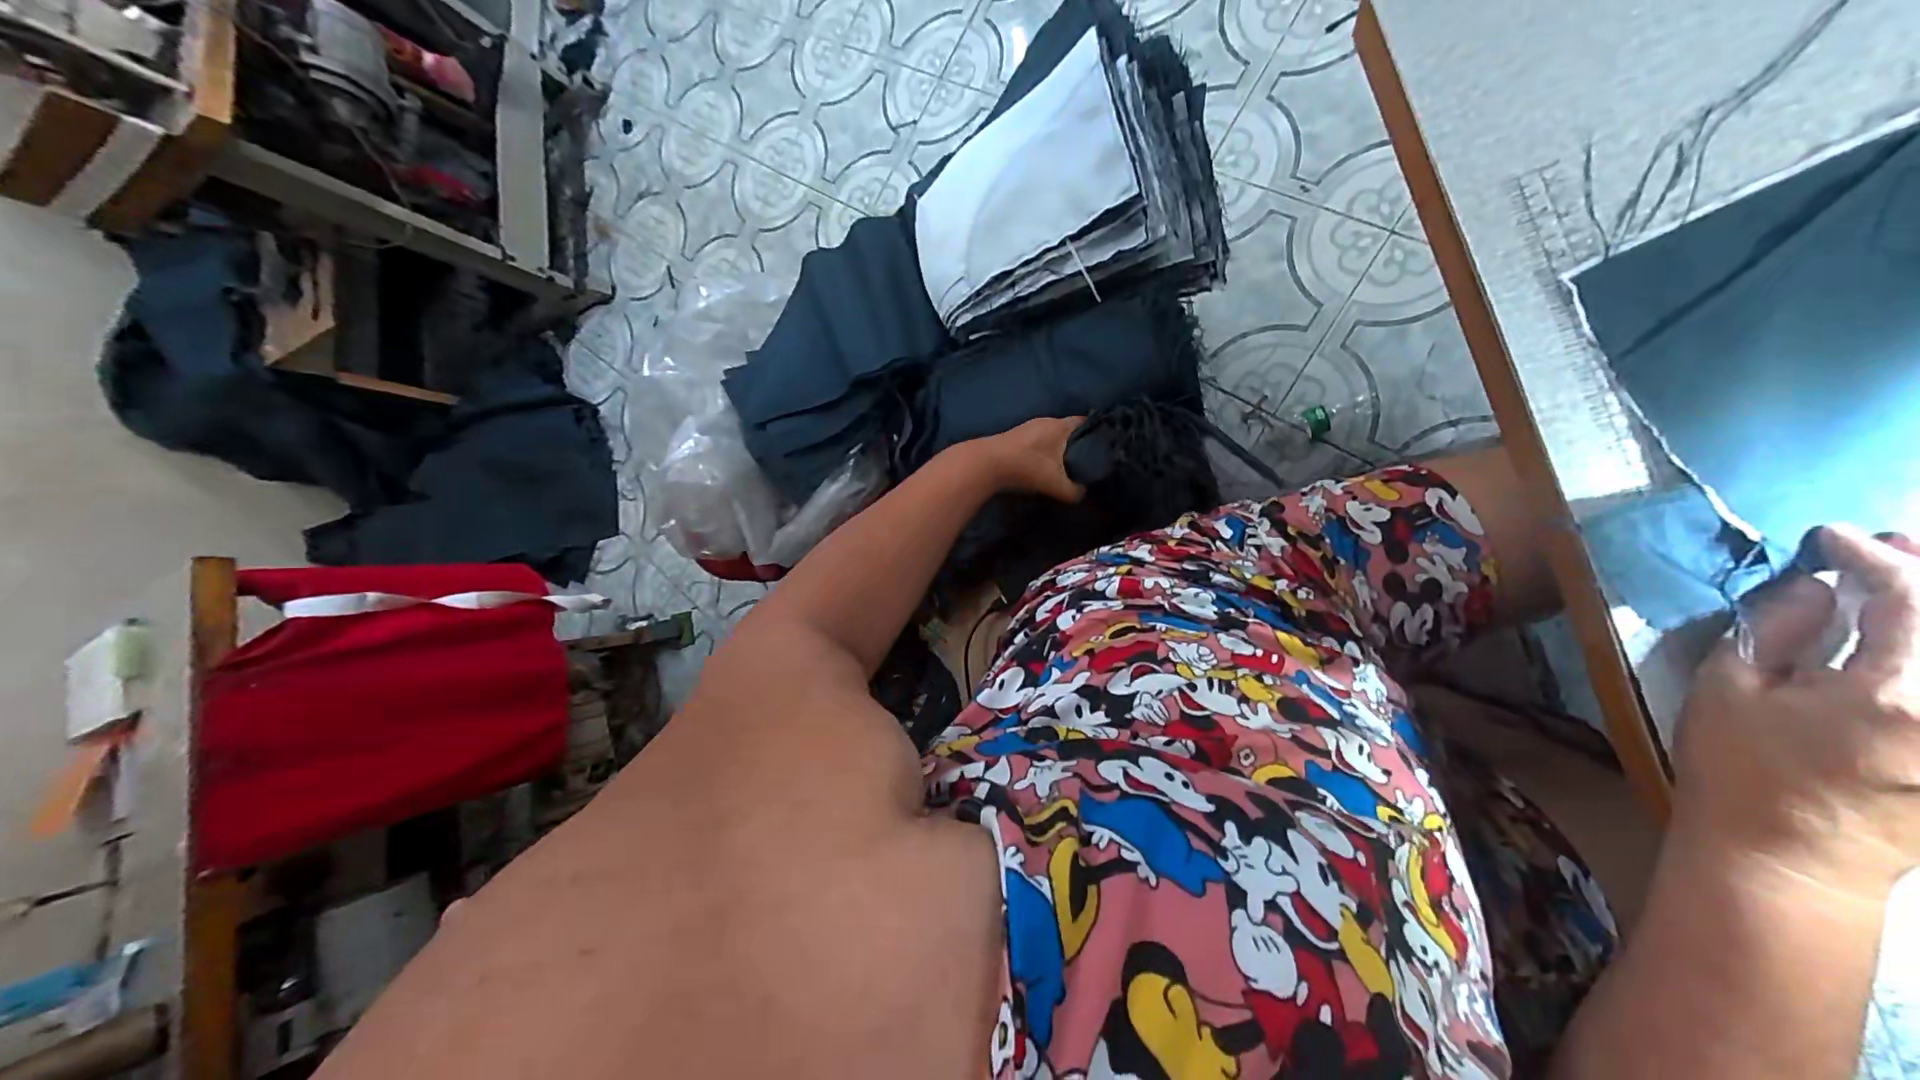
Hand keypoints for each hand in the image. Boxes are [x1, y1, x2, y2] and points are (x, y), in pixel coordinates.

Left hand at [973, 416, 1085, 502]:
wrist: (986, 464)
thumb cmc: (1027, 468)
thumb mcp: (1056, 485)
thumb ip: (1074, 491)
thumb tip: (1083, 494)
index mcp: (1060, 425)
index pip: (1085, 422)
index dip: (1095, 432)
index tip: (1103, 444)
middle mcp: (1045, 421)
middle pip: (1067, 428)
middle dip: (1077, 441)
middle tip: (1087, 457)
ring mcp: (1027, 427)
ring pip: (1050, 434)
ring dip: (1058, 446)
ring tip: (1066, 462)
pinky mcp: (1014, 436)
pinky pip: (1036, 440)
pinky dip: (1043, 449)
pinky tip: (1043, 463)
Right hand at [1675, 525, 1919, 886]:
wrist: (1785, 855)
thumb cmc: (1740, 768)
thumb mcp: (1729, 690)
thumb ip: (1778, 629)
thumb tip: (1820, 587)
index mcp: (1899, 695)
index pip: (1912, 599)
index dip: (1874, 557)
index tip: (1829, 537)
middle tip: (1889, 543)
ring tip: (1906, 581)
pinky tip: (1907, 630)